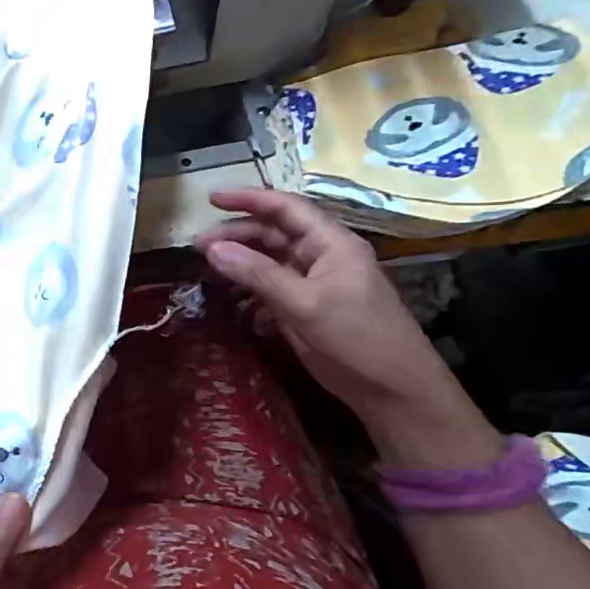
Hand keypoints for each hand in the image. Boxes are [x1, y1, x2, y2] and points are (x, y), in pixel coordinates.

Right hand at [194, 188, 501, 466]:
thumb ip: (258, 275)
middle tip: (198, 245)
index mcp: (331, 244)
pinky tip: (228, 295)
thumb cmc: (357, 339)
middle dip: (236, 234)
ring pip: (269, 262)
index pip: (286, 209)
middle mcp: (321, 257)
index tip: (211, 198)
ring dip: (240, 261)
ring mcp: (313, 284)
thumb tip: (213, 248)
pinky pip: (271, 289)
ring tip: (207, 266)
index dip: (249, 199)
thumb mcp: (305, 305)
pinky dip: (248, 288)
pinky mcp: (305, 309)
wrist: (391, 390)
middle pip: (273, 234)